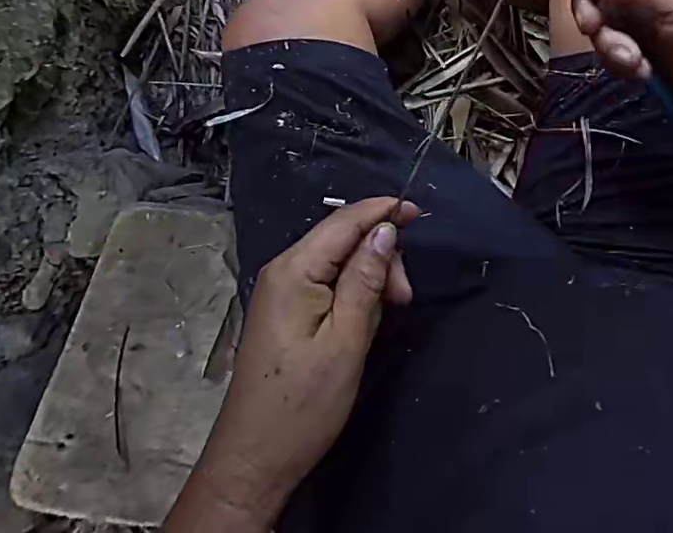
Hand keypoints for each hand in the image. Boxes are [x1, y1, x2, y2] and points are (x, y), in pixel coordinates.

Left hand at [169, 197, 418, 529]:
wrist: (253, 462)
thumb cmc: (302, 405)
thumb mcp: (346, 340)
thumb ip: (366, 279)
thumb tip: (385, 229)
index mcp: (294, 270)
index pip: (344, 220)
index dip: (383, 210)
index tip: (419, 212)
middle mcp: (283, 268)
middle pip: (343, 237)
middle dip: (379, 255)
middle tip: (404, 296)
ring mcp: (282, 288)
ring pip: (338, 258)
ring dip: (370, 275)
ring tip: (390, 311)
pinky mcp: (286, 307)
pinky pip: (328, 279)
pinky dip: (354, 289)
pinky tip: (366, 316)